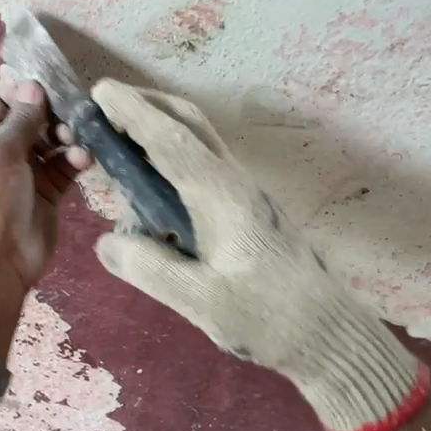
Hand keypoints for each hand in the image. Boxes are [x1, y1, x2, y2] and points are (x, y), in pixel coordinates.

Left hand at [0, 80, 90, 358]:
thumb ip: (20, 118)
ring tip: (71, 141)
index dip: (20, 88)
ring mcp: (22, 168)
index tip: (46, 85)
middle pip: (27, 115)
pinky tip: (82, 159)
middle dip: (48, 111)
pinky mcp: (46, 189)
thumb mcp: (0, 152)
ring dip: (63, 134)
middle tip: (65, 115)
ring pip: (48, 138)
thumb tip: (33, 86)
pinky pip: (62, 164)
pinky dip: (73, 158)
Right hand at [89, 79, 427, 430]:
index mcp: (220, 193)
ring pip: (193, 136)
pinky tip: (146, 181)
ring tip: (114, 140)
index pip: (169, 137)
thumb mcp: (202, 302)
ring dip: (154, 124)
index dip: (131, 112)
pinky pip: (196, 160)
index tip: (98, 92)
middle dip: (142, 103)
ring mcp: (239, 190)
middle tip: (101, 109)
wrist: (332, 338)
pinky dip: (165, 150)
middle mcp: (230, 179)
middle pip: (185, 120)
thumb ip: (149, 268)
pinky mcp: (240, 205)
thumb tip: (104, 241)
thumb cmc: (270, 318)